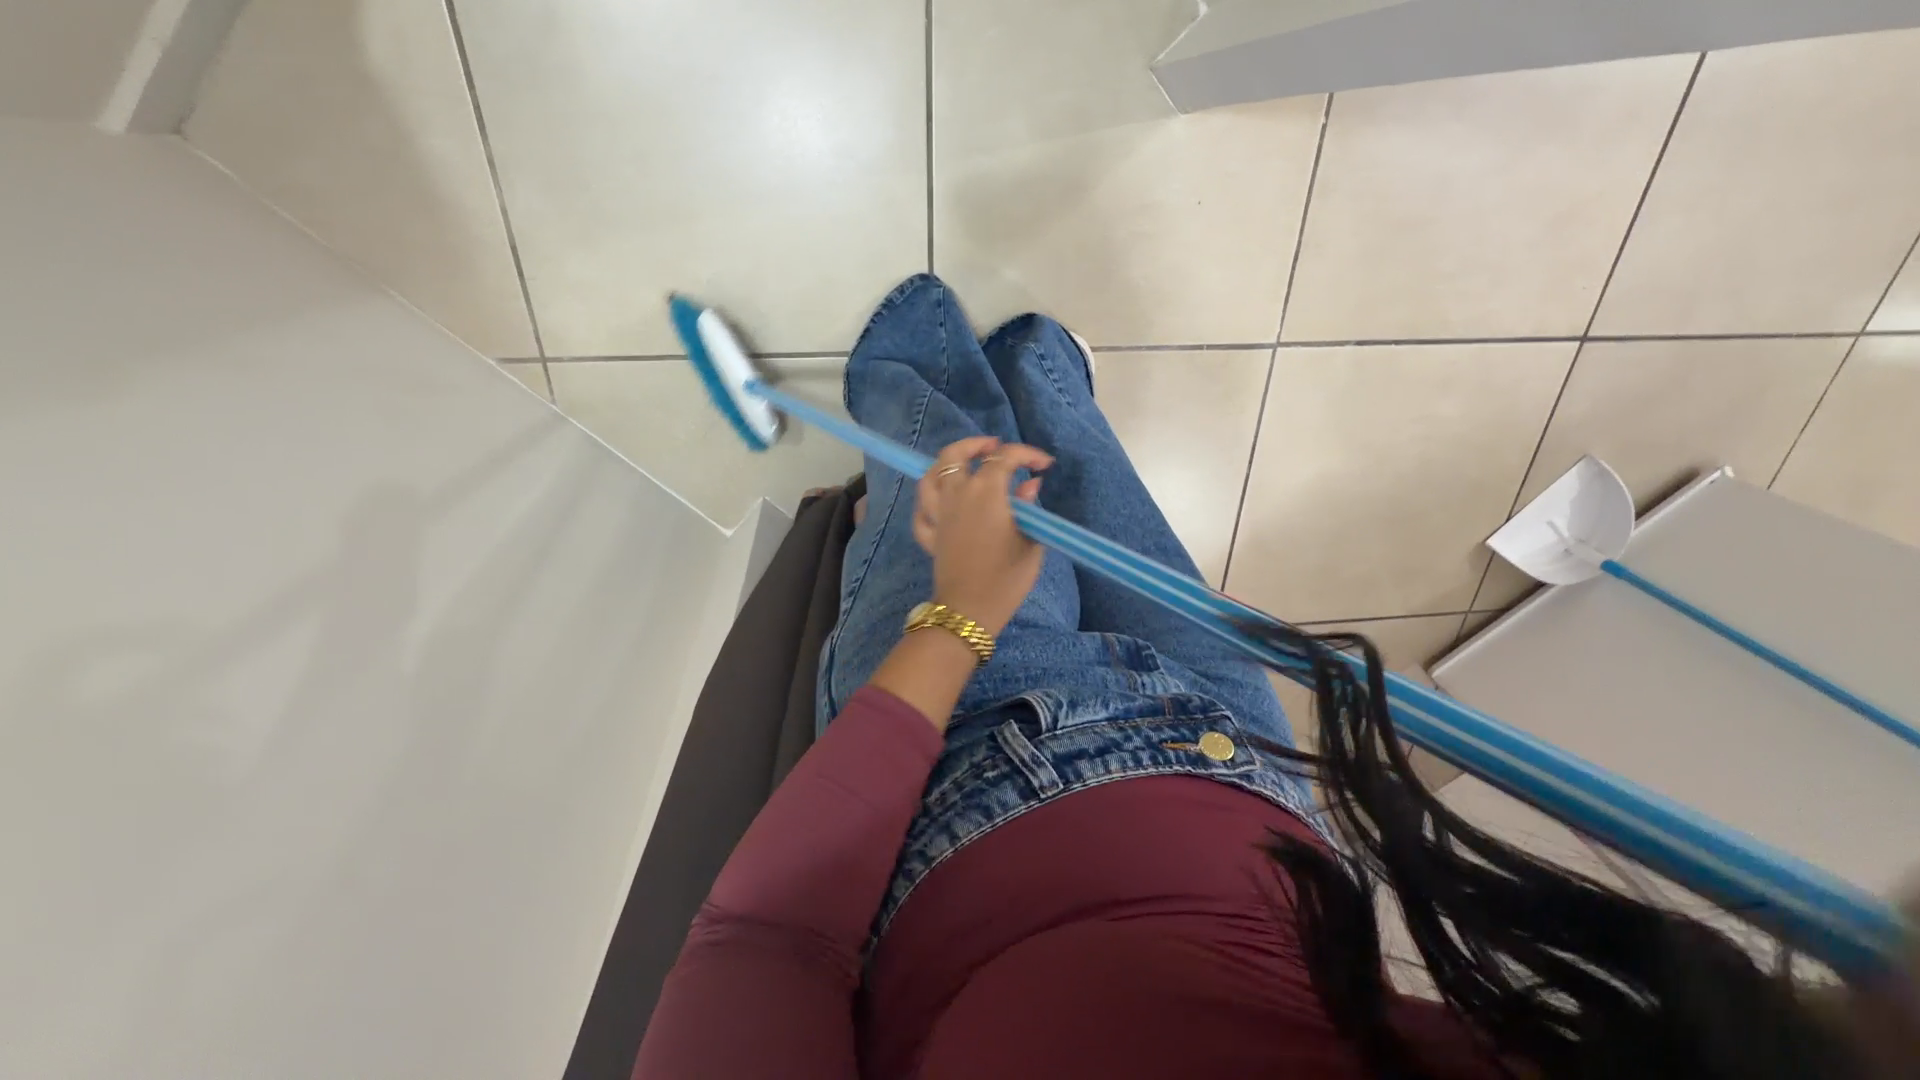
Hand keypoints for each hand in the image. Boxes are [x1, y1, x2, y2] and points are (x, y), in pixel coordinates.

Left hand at [912, 436, 1052, 636]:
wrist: (969, 610)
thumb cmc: (1006, 577)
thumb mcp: (1031, 541)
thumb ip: (1029, 508)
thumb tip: (1029, 487)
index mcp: (985, 491)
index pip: (1005, 458)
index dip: (1027, 455)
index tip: (1044, 465)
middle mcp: (956, 494)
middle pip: (955, 455)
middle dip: (976, 445)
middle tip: (995, 446)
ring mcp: (938, 513)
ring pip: (931, 476)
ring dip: (946, 464)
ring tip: (963, 464)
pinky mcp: (928, 534)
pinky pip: (922, 510)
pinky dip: (930, 501)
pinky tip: (942, 502)